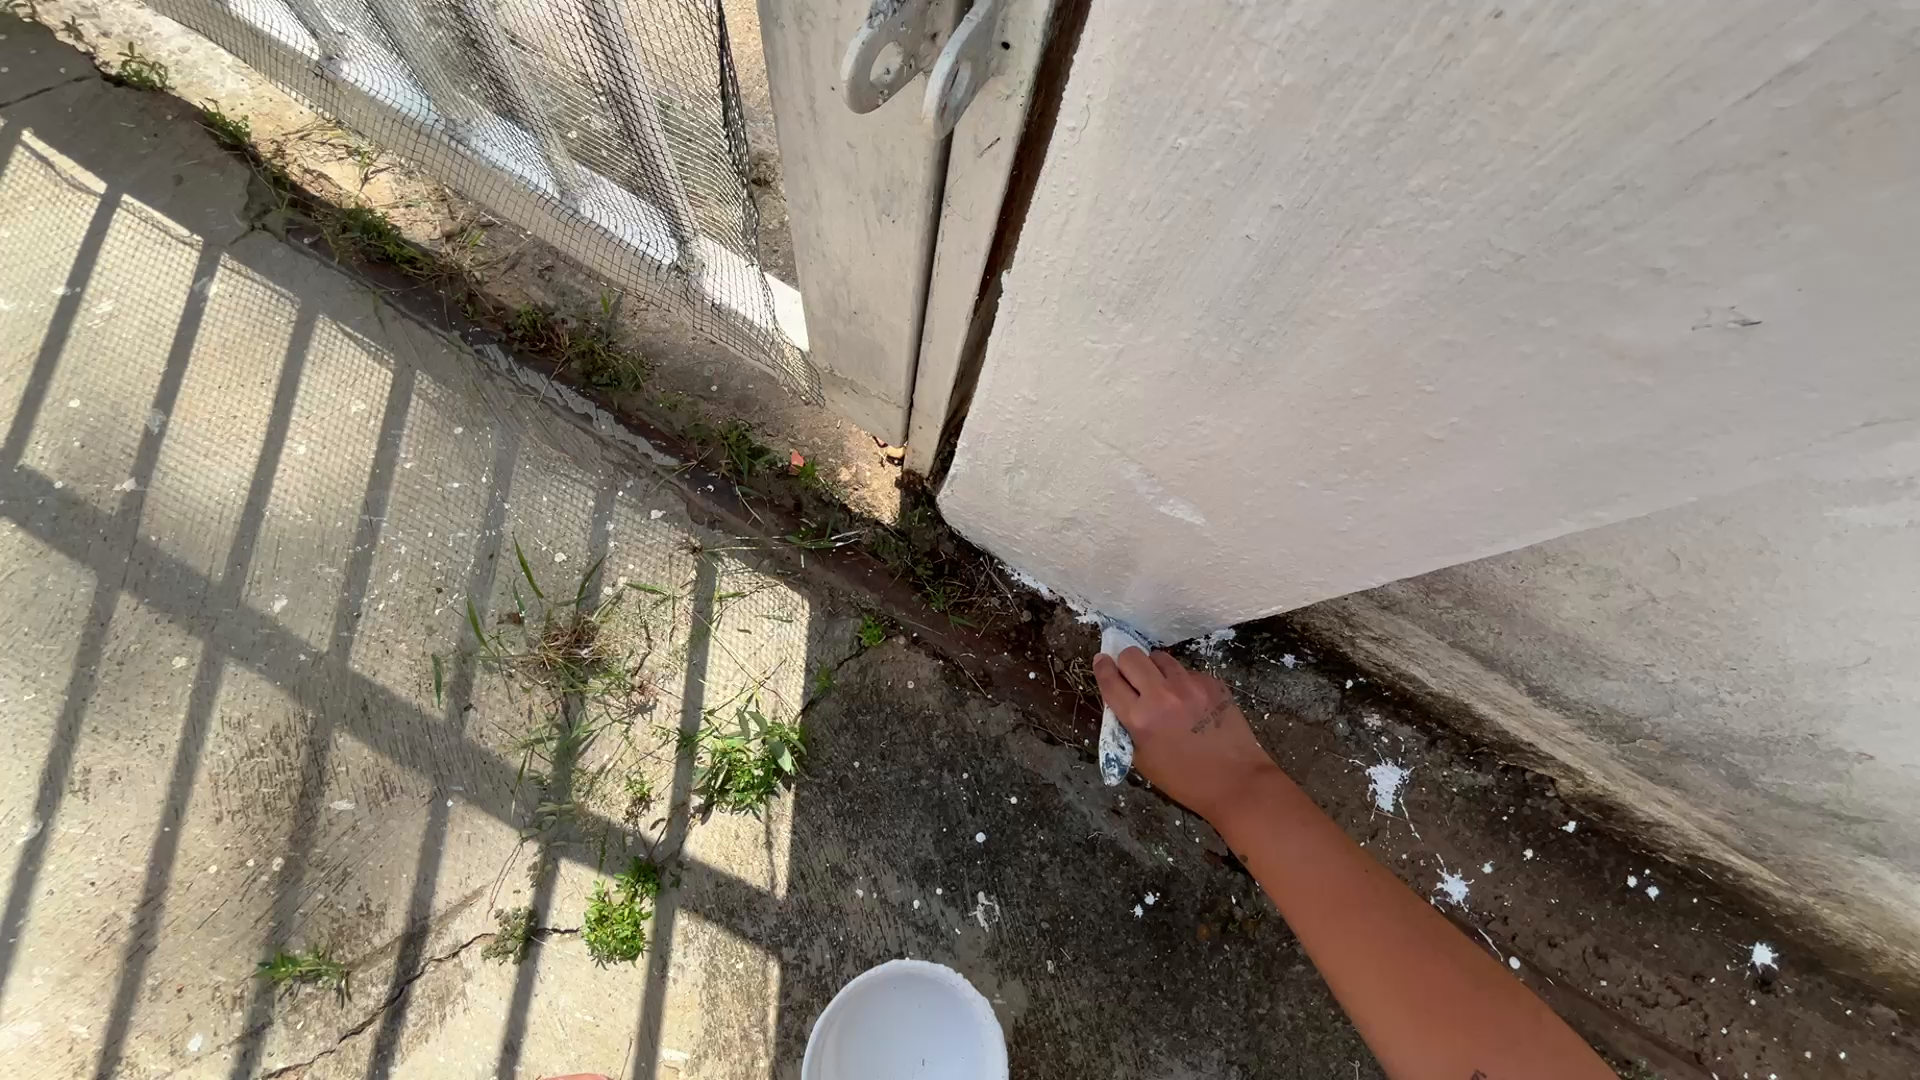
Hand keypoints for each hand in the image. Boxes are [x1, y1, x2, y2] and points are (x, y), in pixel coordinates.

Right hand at [1091, 647, 1282, 825]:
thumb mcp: (1142, 759)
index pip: (1110, 680)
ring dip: (1155, 669)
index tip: (1102, 661)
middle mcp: (1162, 695)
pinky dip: (1183, 682)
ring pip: (1160, 657)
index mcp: (1139, 718)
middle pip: (1131, 656)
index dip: (1102, 667)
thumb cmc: (1185, 780)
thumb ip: (1127, 727)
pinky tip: (1191, 703)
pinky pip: (1187, 671)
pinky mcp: (1212, 683)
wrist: (1237, 782)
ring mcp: (1190, 685)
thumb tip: (1121, 702)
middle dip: (1127, 664)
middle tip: (1133, 677)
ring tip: (1163, 688)